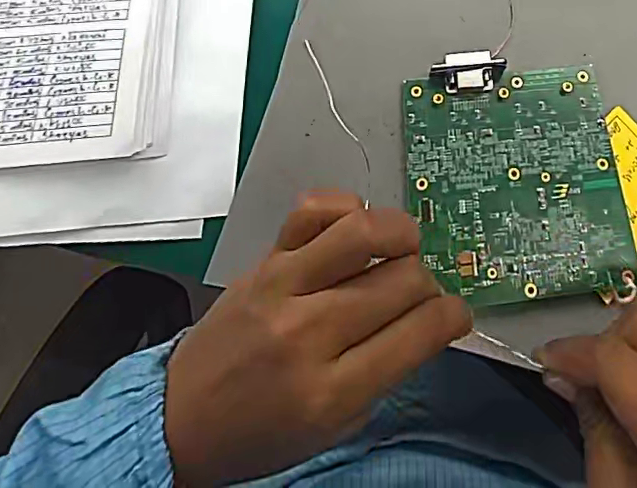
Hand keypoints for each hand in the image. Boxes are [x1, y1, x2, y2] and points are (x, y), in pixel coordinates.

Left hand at [163, 192, 471, 484]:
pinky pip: (313, 208)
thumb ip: (387, 371)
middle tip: (420, 292)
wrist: (181, 416)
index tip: (455, 313)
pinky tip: (353, 225)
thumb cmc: (261, 430)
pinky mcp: (266, 258)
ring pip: (364, 232)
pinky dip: (345, 206)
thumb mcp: (334, 427)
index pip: (419, 332)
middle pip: (402, 280)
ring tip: (403, 246)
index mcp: (331, 391)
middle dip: (428, 283)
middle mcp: (309, 332)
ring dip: (400, 233)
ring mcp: (284, 286)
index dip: (453, 316)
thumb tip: (430, 317)